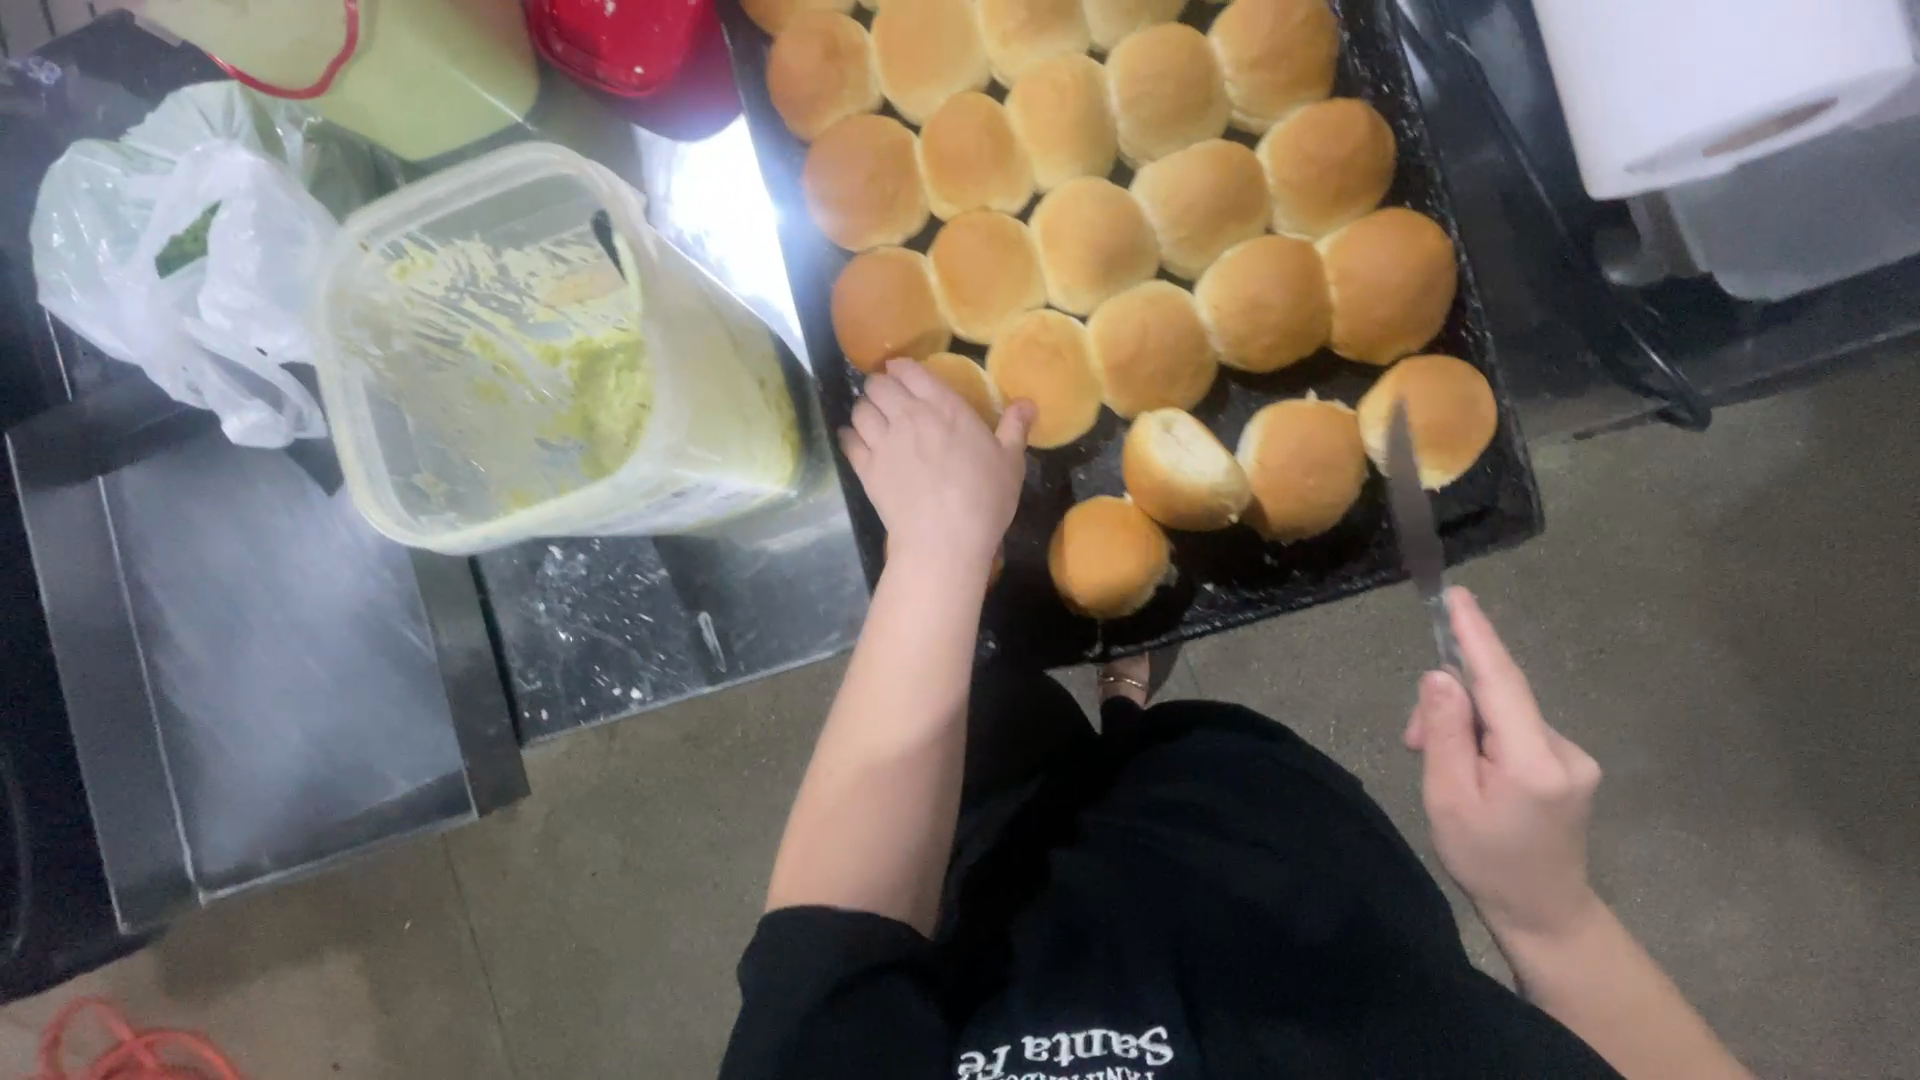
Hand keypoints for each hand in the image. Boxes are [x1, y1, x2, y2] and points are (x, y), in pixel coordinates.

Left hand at [840, 358, 1035, 574]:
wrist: (944, 539)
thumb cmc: (984, 499)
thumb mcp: (1011, 462)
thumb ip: (1015, 428)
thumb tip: (1027, 403)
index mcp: (945, 408)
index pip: (911, 371)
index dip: (902, 368)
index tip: (902, 373)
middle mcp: (909, 416)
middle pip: (878, 385)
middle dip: (880, 386)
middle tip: (887, 397)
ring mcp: (883, 441)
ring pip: (860, 409)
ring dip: (864, 409)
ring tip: (871, 418)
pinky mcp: (866, 468)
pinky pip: (848, 441)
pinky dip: (849, 437)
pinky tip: (854, 440)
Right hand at [1404, 587, 1603, 941]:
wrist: (1543, 912)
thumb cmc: (1484, 859)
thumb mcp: (1446, 797)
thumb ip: (1444, 733)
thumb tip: (1439, 676)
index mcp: (1533, 761)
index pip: (1501, 682)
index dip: (1476, 636)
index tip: (1458, 596)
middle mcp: (1564, 750)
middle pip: (1496, 698)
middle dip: (1448, 707)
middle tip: (1412, 743)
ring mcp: (1574, 757)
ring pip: (1502, 714)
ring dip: (1463, 727)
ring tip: (1440, 767)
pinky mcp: (1570, 764)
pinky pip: (1514, 730)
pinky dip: (1482, 738)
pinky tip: (1469, 770)